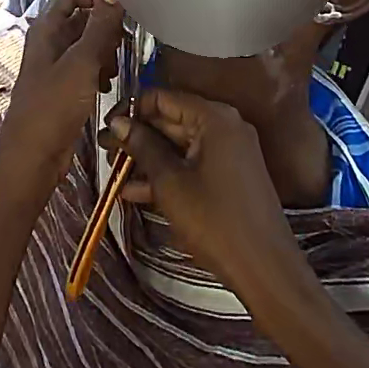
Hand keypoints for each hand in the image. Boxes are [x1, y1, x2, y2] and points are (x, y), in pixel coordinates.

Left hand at [0, 0, 123, 201]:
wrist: (33, 157)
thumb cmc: (53, 107)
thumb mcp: (81, 63)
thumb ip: (99, 27)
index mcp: (46, 30)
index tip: (123, 7)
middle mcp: (49, 44)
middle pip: (82, 19)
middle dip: (106, 27)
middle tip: (124, 44)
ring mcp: (56, 67)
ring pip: (88, 45)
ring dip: (105, 52)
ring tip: (115, 69)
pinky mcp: (64, 89)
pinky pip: (87, 69)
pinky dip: (100, 72)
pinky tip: (109, 86)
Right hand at [103, 88, 304, 292]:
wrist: (265, 269)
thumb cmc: (214, 220)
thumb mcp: (169, 181)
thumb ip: (142, 145)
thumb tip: (117, 121)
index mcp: (213, 117)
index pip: (162, 97)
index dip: (131, 109)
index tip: (105, 128)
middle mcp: (224, 125)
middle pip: (170, 119)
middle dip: (135, 135)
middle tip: (103, 150)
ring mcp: (228, 151)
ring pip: (177, 144)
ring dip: (145, 156)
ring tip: (112, 170)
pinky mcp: (228, 174)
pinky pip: (190, 163)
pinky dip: (165, 173)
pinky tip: (133, 190)